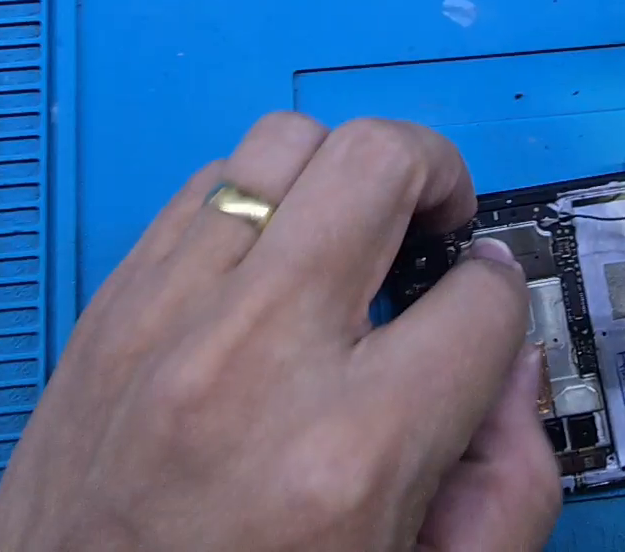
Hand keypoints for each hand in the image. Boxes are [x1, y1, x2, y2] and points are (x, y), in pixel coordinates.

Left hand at [0, 114, 561, 551]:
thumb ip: (511, 483)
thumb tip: (511, 353)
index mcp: (350, 451)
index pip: (480, 299)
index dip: (501, 295)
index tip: (483, 302)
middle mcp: (256, 353)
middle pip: (378, 161)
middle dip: (437, 171)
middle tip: (437, 219)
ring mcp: (168, 311)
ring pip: (286, 141)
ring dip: (341, 170)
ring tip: (350, 228)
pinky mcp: (112, 298)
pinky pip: (208, 181)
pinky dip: (261, 196)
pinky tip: (270, 254)